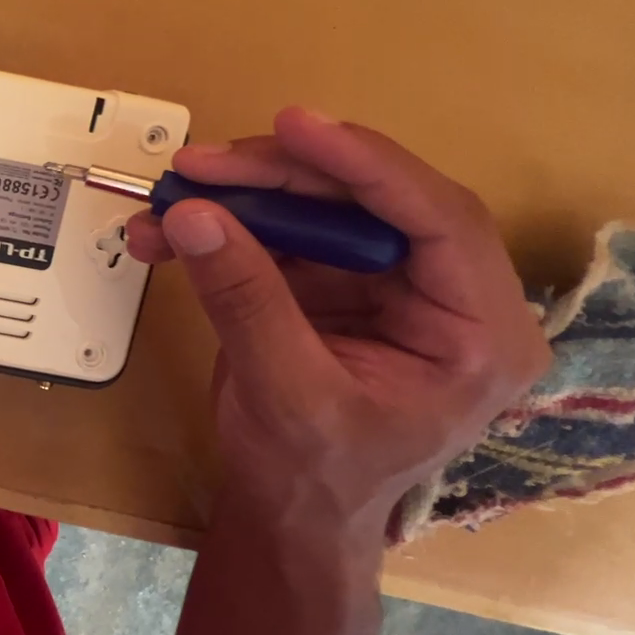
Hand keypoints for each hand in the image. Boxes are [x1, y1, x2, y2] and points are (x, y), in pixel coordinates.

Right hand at [126, 108, 550, 538]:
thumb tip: (193, 214)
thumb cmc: (311, 472)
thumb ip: (244, 300)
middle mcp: (434, 293)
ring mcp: (373, 286)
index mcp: (474, 328)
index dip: (365, 165)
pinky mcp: (318, 287)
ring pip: (310, 212)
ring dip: (232, 200)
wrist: (283, 510)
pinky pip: (266, 238)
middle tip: (198, 165)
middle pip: (364, 203)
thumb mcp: (284, 390)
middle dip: (276, 178)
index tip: (292, 125)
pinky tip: (160, 236)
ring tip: (166, 197)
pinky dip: (211, 232)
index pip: (437, 219)